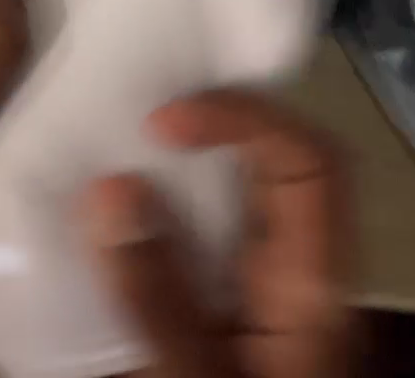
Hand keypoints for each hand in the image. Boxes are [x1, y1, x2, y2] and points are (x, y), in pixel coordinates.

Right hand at [82, 92, 353, 377]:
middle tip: (127, 115)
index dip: (244, 120)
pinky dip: (154, 196)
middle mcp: (294, 274)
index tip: (157, 125)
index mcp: (312, 292)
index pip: (310, 165)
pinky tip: (103, 203)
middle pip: (279, 162)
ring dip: (178, 155)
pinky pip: (196, 223)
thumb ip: (158, 300)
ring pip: (236, 188)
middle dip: (208, 119)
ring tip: (107, 139)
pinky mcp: (219, 300)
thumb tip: (112, 188)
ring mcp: (257, 287)